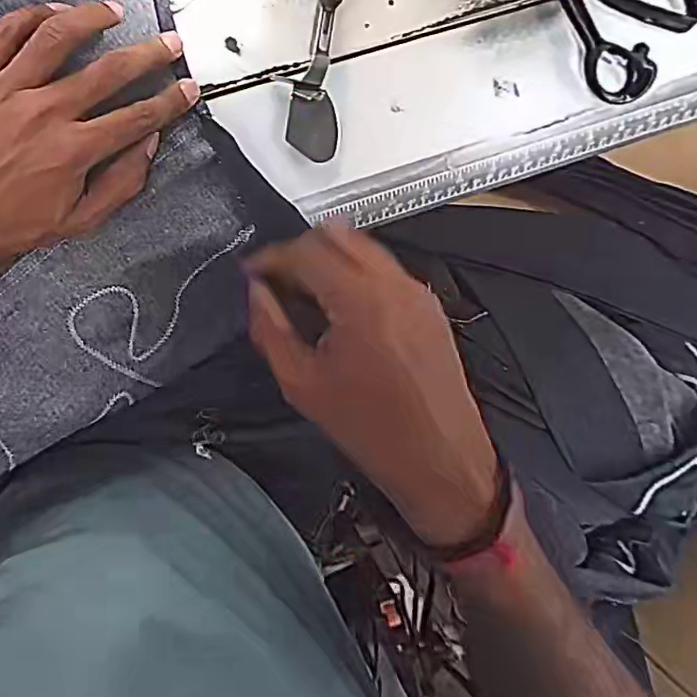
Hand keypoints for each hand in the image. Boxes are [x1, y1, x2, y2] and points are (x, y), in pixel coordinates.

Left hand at [0, 0, 198, 315]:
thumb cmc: (7, 224)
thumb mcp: (76, 222)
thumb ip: (120, 184)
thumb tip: (147, 145)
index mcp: (71, 151)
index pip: (136, 115)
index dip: (170, 101)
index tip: (185, 89)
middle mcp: (43, 114)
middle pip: (109, 70)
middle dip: (149, 54)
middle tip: (167, 44)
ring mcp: (7, 92)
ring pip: (56, 37)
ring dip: (91, 18)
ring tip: (112, 12)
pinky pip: (3, 34)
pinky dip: (30, 16)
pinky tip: (51, 13)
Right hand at [246, 225, 499, 546]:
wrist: (442, 462)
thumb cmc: (378, 432)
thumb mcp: (301, 383)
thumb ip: (270, 328)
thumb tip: (257, 295)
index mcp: (361, 302)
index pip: (305, 251)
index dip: (269, 257)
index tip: (253, 270)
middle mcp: (394, 288)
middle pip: (334, 234)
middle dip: (297, 250)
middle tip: (276, 276)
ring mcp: (416, 294)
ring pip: (360, 244)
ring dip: (326, 256)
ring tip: (304, 290)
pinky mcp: (428, 306)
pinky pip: (383, 267)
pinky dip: (353, 271)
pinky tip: (337, 304)